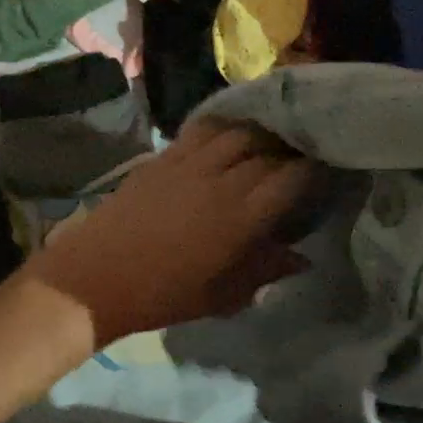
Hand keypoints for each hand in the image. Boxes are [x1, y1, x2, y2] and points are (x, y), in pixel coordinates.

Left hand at [24, 123, 319, 345]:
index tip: (325, 168)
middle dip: (289, 148)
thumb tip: (301, 257)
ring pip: (235, 131)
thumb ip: (264, 270)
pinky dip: (223, 127)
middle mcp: (219, 179)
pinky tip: (229, 134)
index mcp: (240, 216)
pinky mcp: (162, 155)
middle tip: (301, 154)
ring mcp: (188, 162)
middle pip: (266, 148)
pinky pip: (201, 130)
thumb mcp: (221, 295)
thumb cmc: (163, 294)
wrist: (98, 274)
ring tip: (269, 139)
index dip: (312, 170)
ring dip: (258, 132)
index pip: (289, 178)